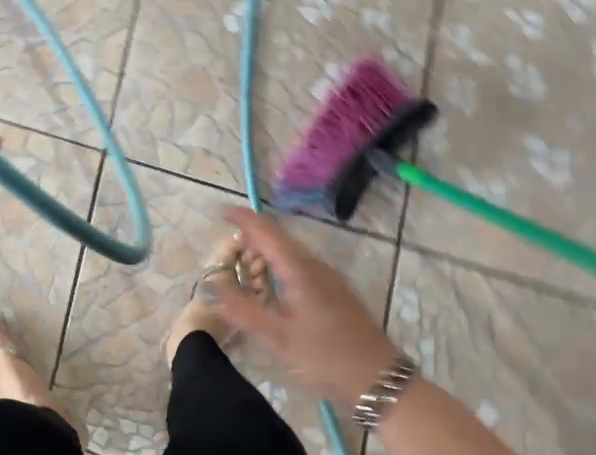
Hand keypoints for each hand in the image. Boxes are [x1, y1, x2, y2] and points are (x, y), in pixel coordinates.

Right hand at [215, 206, 400, 404]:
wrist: (382, 383)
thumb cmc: (326, 358)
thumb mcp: (278, 338)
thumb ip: (242, 310)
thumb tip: (212, 284)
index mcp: (299, 268)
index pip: (266, 230)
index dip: (243, 218)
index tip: (221, 212)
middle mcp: (315, 266)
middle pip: (279, 239)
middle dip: (252, 238)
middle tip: (228, 250)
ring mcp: (330, 280)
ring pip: (292, 254)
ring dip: (267, 254)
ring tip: (247, 269)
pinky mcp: (338, 295)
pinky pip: (302, 268)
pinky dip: (282, 268)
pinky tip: (276, 290)